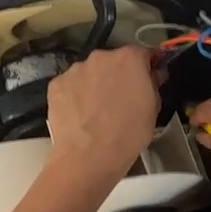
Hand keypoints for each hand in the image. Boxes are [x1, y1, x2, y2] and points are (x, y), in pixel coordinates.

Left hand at [46, 46, 159, 180]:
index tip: (145, 82)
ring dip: (94, 84)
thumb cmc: (128, 135)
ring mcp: (75, 69)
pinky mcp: (56, 84)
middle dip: (117, 75)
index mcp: (129, 58)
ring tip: (96, 111)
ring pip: (90, 72)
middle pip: (113, 61)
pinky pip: (70, 86)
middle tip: (120, 100)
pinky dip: (75, 96)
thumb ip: (153, 85)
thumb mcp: (154, 110)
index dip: (145, 68)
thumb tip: (151, 76)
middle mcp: (101, 56)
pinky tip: (79, 115)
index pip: (142, 54)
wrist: (88, 157)